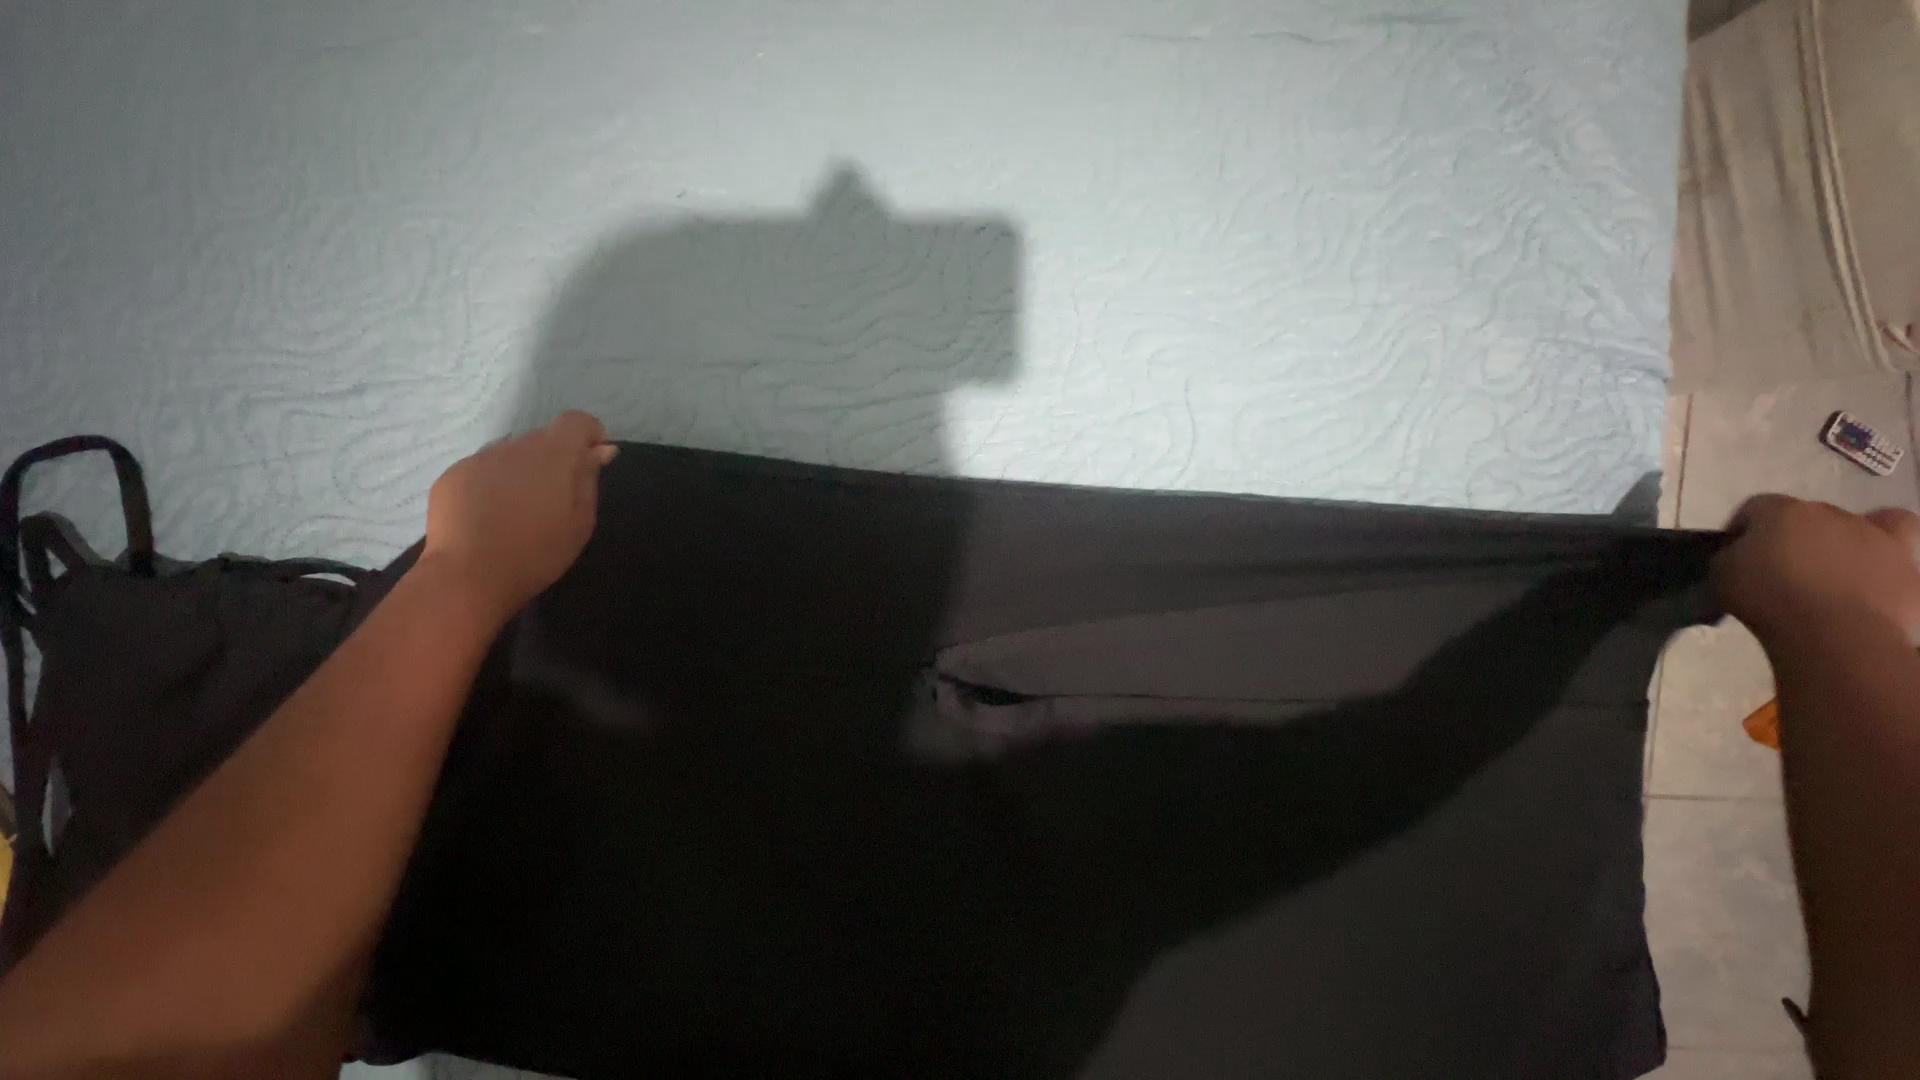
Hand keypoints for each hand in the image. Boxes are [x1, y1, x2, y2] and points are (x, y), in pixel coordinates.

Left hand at [420, 411, 617, 620]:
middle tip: (557, 499)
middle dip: (557, 458)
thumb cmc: (538, 553)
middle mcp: (516, 447)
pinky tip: (492, 516)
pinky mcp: (453, 475)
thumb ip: (589, 478)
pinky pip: (484, 469)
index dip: (590, 435)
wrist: (468, 576)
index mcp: (553, 455)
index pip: (576, 421)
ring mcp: (480, 459)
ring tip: (521, 511)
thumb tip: (600, 449)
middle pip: (544, 437)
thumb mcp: (581, 521)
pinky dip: (495, 483)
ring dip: (524, 471)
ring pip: (513, 454)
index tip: (593, 461)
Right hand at [1711, 495, 1919, 643]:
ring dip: (1853, 538)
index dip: (1742, 527)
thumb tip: (1742, 553)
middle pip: (1811, 514)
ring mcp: (1882, 540)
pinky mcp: (1911, 570)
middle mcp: (1836, 515)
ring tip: (1837, 566)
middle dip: (1796, 534)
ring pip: (1874, 522)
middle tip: (1782, 564)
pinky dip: (1889, 562)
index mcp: (1785, 512)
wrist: (1836, 633)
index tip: (1735, 551)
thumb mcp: (1720, 573)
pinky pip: (1905, 555)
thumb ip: (1730, 554)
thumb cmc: (1768, 598)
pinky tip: (1871, 581)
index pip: (1756, 506)